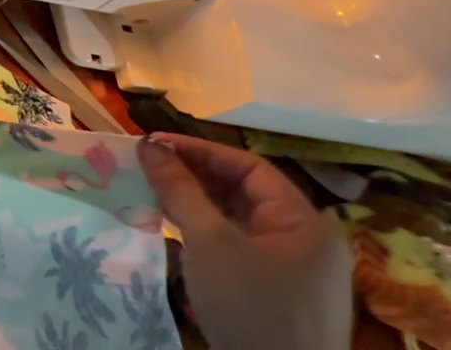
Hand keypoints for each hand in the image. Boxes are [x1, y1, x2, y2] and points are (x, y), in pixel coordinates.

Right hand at [138, 133, 351, 349]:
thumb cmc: (250, 304)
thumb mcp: (208, 241)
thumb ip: (179, 188)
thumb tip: (148, 144)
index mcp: (304, 222)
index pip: (249, 166)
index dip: (199, 149)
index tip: (152, 144)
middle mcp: (305, 238)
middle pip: (244, 189)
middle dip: (192, 173)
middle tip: (145, 165)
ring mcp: (293, 265)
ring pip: (237, 215)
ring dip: (194, 198)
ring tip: (150, 190)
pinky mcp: (275, 285)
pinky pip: (237, 240)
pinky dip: (204, 225)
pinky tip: (172, 224)